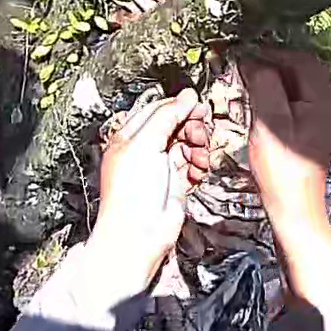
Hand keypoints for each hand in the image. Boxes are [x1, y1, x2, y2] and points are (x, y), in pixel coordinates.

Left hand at [90, 88, 212, 280]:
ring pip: (188, 144)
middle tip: (199, 133)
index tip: (196, 106)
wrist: (139, 233)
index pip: (158, 110)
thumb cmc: (130, 194)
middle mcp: (145, 149)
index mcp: (130, 136)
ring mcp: (161, 166)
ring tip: (199, 156)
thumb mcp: (145, 143)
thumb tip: (186, 97)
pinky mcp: (176, 183)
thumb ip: (167, 116)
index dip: (178, 106)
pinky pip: (194, 164)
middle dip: (192, 126)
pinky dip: (200, 165)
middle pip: (176, 125)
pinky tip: (199, 170)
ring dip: (198, 146)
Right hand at [239, 49, 330, 233]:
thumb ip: (264, 86)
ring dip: (275, 78)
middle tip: (246, 67)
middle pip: (302, 70)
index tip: (245, 56)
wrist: (292, 204)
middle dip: (273, 64)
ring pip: (299, 84)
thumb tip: (255, 62)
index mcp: (324, 99)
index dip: (271, 54)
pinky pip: (298, 99)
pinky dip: (279, 93)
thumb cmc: (281, 166)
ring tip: (250, 81)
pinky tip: (262, 100)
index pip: (300, 61)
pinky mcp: (315, 128)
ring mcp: (324, 117)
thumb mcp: (269, 122)